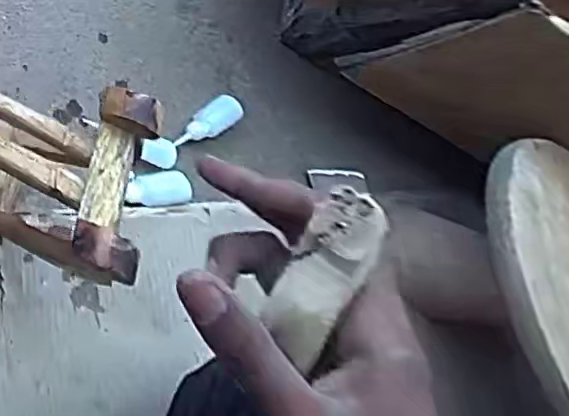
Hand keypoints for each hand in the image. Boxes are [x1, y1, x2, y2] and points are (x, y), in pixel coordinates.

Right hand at [176, 158, 435, 415]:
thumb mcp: (301, 415)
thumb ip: (249, 350)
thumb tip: (190, 278)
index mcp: (378, 328)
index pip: (337, 231)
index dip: (282, 195)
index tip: (222, 177)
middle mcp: (360, 322)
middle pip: (304, 242)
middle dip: (249, 220)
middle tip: (205, 216)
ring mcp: (338, 342)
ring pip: (284, 273)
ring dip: (238, 267)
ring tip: (208, 293)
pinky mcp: (317, 363)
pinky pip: (275, 308)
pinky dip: (243, 298)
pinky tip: (223, 314)